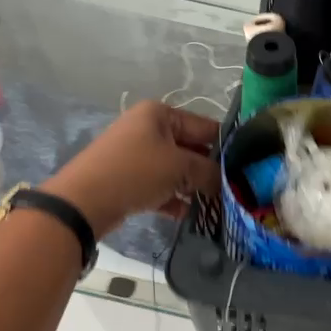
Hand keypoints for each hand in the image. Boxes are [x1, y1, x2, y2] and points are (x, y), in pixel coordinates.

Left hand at [41, 100, 219, 234]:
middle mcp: (148, 129)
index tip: (247, 167)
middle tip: (235, 190)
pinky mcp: (129, 180)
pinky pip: (160, 187)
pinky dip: (175, 199)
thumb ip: (209, 172)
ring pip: (176, 170)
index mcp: (160, 114)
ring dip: (194, 187)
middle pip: (191, 148)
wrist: (83, 202)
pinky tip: (192, 216)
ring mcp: (137, 155)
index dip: (226, 146)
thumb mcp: (179, 167)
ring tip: (218, 206)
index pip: (205, 126)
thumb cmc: (135, 172)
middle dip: (210, 170)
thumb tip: (228, 182)